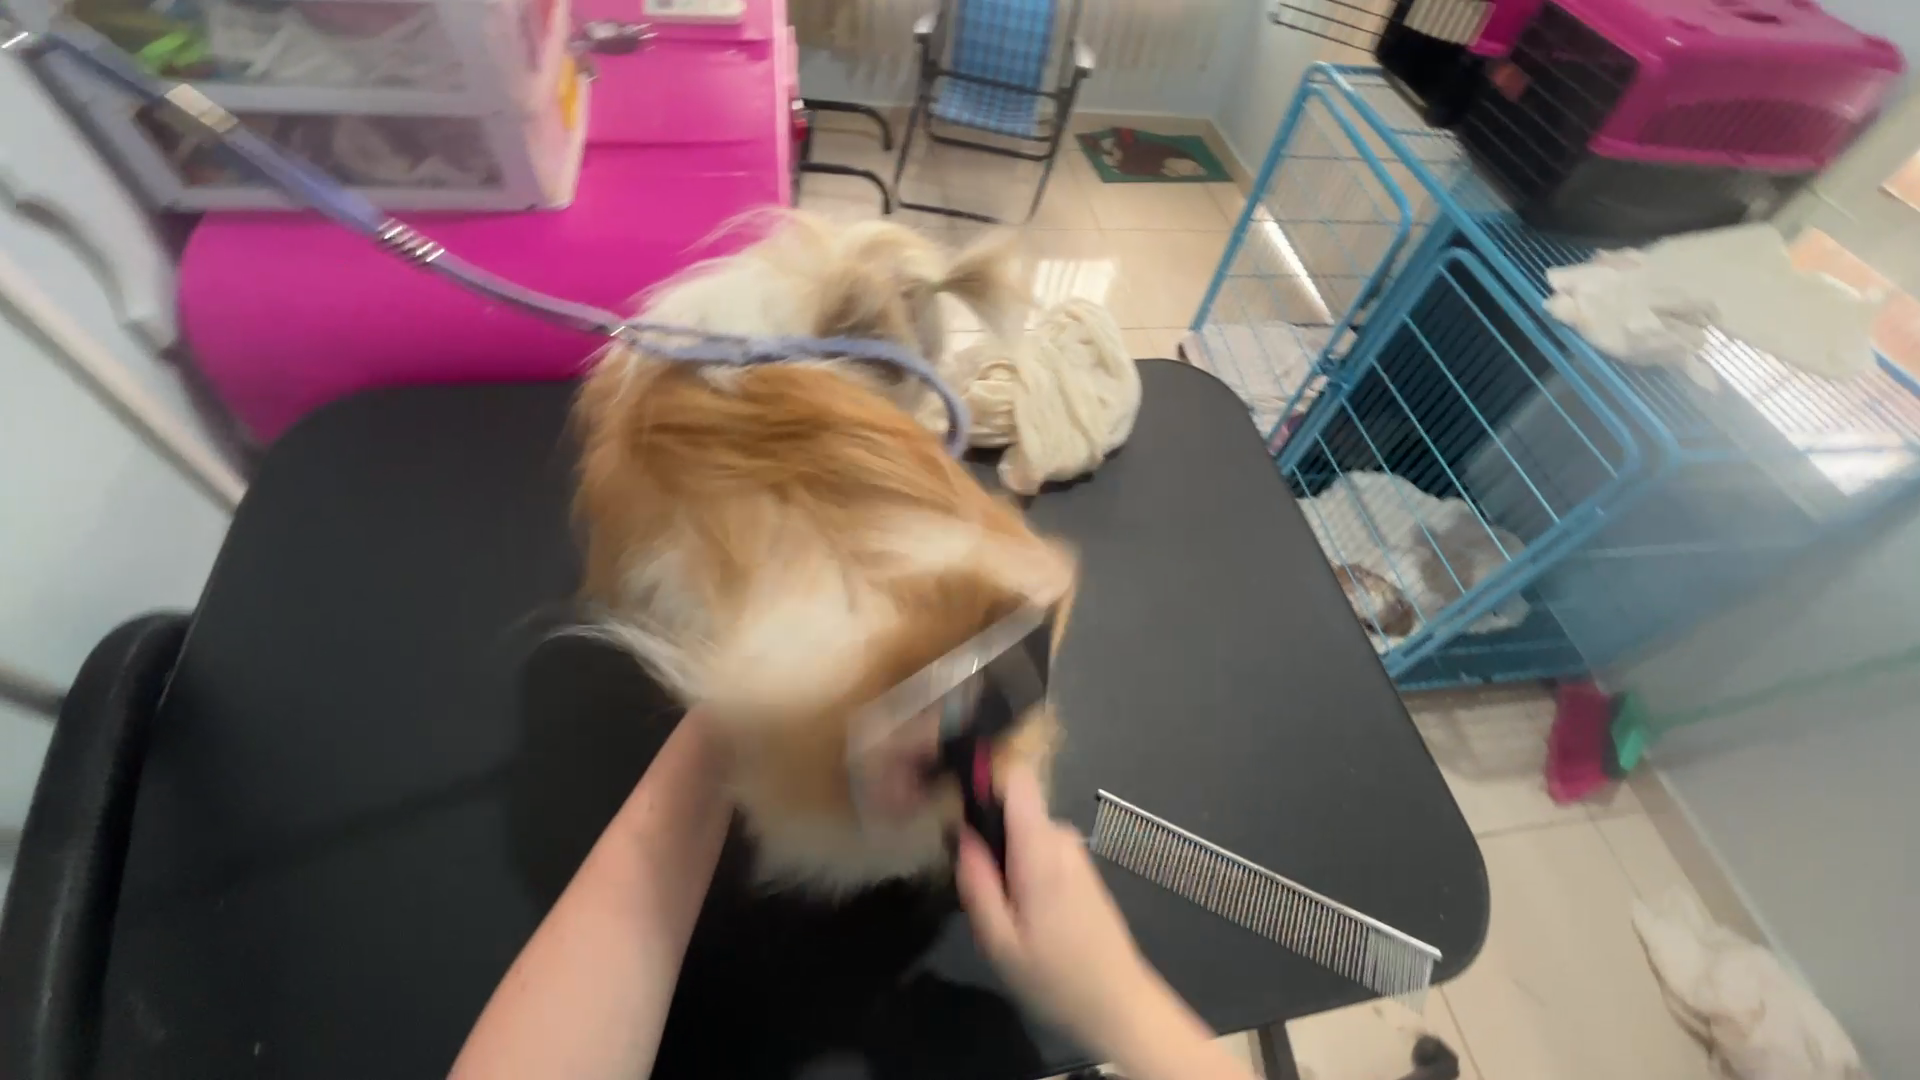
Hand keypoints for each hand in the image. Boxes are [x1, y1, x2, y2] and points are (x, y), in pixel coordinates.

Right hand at [953, 764, 1151, 1045]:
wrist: (1122, 1006)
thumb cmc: (1057, 978)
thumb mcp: (1000, 942)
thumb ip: (977, 882)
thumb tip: (962, 834)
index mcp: (1040, 848)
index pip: (1018, 778)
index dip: (987, 780)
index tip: (961, 806)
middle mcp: (1062, 838)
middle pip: (1014, 811)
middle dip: (990, 842)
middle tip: (982, 894)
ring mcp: (1075, 853)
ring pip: (1024, 835)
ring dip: (1008, 864)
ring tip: (1007, 917)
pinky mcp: (1082, 869)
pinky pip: (1041, 851)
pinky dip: (1026, 874)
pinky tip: (1030, 920)